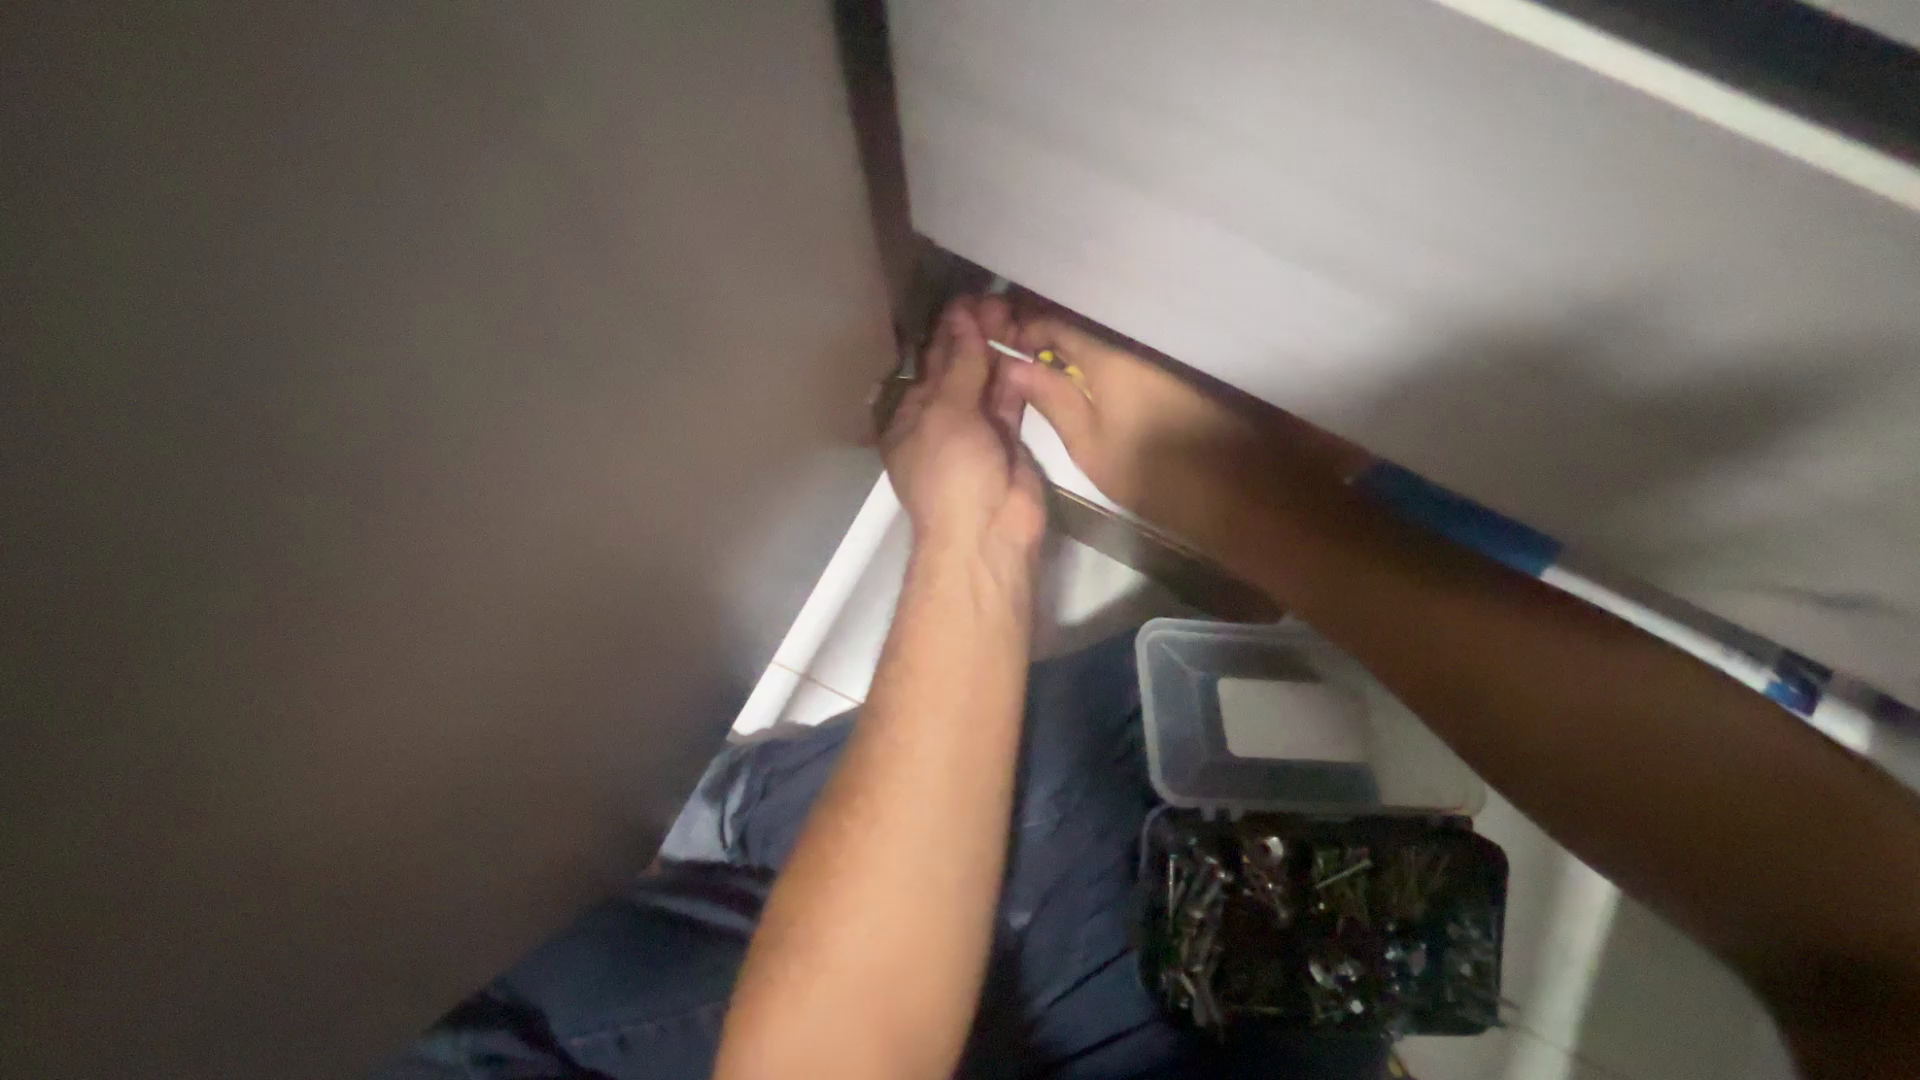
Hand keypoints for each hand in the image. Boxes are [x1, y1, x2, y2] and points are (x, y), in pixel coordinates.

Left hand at [882, 296, 1045, 567]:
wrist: (989, 532)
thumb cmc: (952, 472)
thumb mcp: (946, 413)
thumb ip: (959, 365)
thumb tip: (963, 318)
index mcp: (910, 419)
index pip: (928, 365)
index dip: (947, 332)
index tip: (969, 299)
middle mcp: (941, 422)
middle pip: (959, 370)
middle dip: (975, 336)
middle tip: (999, 298)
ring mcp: (976, 433)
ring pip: (986, 383)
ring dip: (997, 351)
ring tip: (1014, 311)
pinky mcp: (1009, 441)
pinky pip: (1010, 401)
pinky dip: (1016, 376)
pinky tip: (1025, 344)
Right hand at [1003, 314, 1368, 544]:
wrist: (1231, 490)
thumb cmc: (1150, 472)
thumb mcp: (1088, 444)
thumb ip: (1052, 400)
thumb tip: (1015, 367)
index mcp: (1108, 355)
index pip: (1055, 323)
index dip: (1024, 329)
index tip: (1002, 346)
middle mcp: (1134, 342)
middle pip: (1081, 325)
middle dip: (1047, 333)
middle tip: (1019, 354)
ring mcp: (1158, 353)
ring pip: (1104, 337)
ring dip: (1073, 344)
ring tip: (1045, 364)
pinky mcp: (1174, 369)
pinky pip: (1125, 350)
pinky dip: (1100, 357)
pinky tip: (1085, 377)